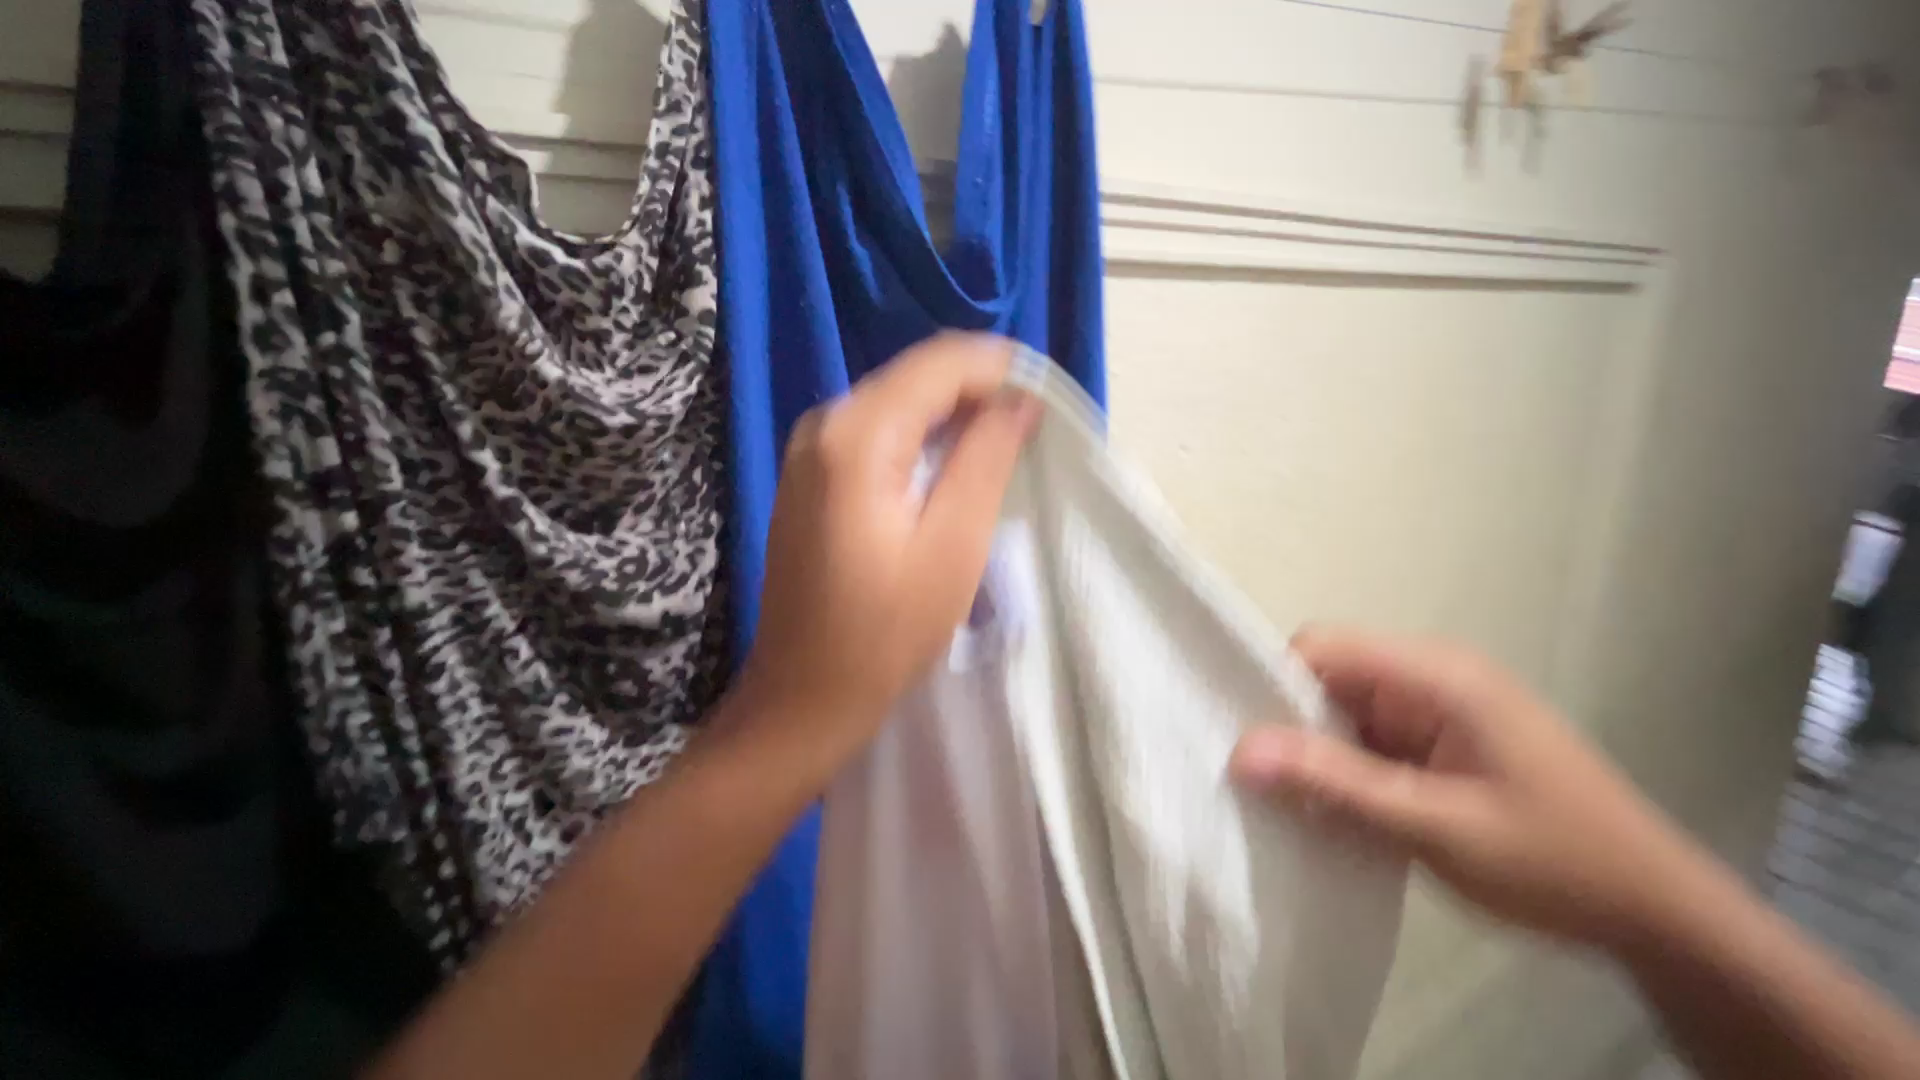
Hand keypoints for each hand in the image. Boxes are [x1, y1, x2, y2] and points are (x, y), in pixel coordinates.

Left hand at [737, 332, 1039, 756]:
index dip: (1000, 370)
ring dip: (952, 416)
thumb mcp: (953, 546)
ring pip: (897, 402)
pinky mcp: (807, 475)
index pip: (939, 364)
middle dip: (977, 392)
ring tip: (1000, 451)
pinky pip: (875, 432)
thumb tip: (1019, 399)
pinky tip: (949, 471)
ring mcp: (807, 448)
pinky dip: (919, 439)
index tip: (1045, 400)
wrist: (804, 694)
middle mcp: (822, 423)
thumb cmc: (885, 632)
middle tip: (1030, 430)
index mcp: (856, 435)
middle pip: (915, 377)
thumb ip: (986, 458)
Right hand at [1231, 629, 1719, 950]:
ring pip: (1344, 714)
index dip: (1273, 685)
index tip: (1246, 745)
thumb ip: (1336, 784)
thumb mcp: (1436, 826)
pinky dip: (1346, 774)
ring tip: (1292, 808)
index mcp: (1437, 675)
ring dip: (1319, 757)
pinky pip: (1370, 742)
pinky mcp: (1442, 744)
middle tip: (1263, 789)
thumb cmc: (1554, 861)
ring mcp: (1439, 712)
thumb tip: (1239, 751)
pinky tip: (1336, 816)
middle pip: (1329, 679)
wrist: (1658, 916)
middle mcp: (1433, 679)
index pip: (1322, 648)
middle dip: (1292, 728)